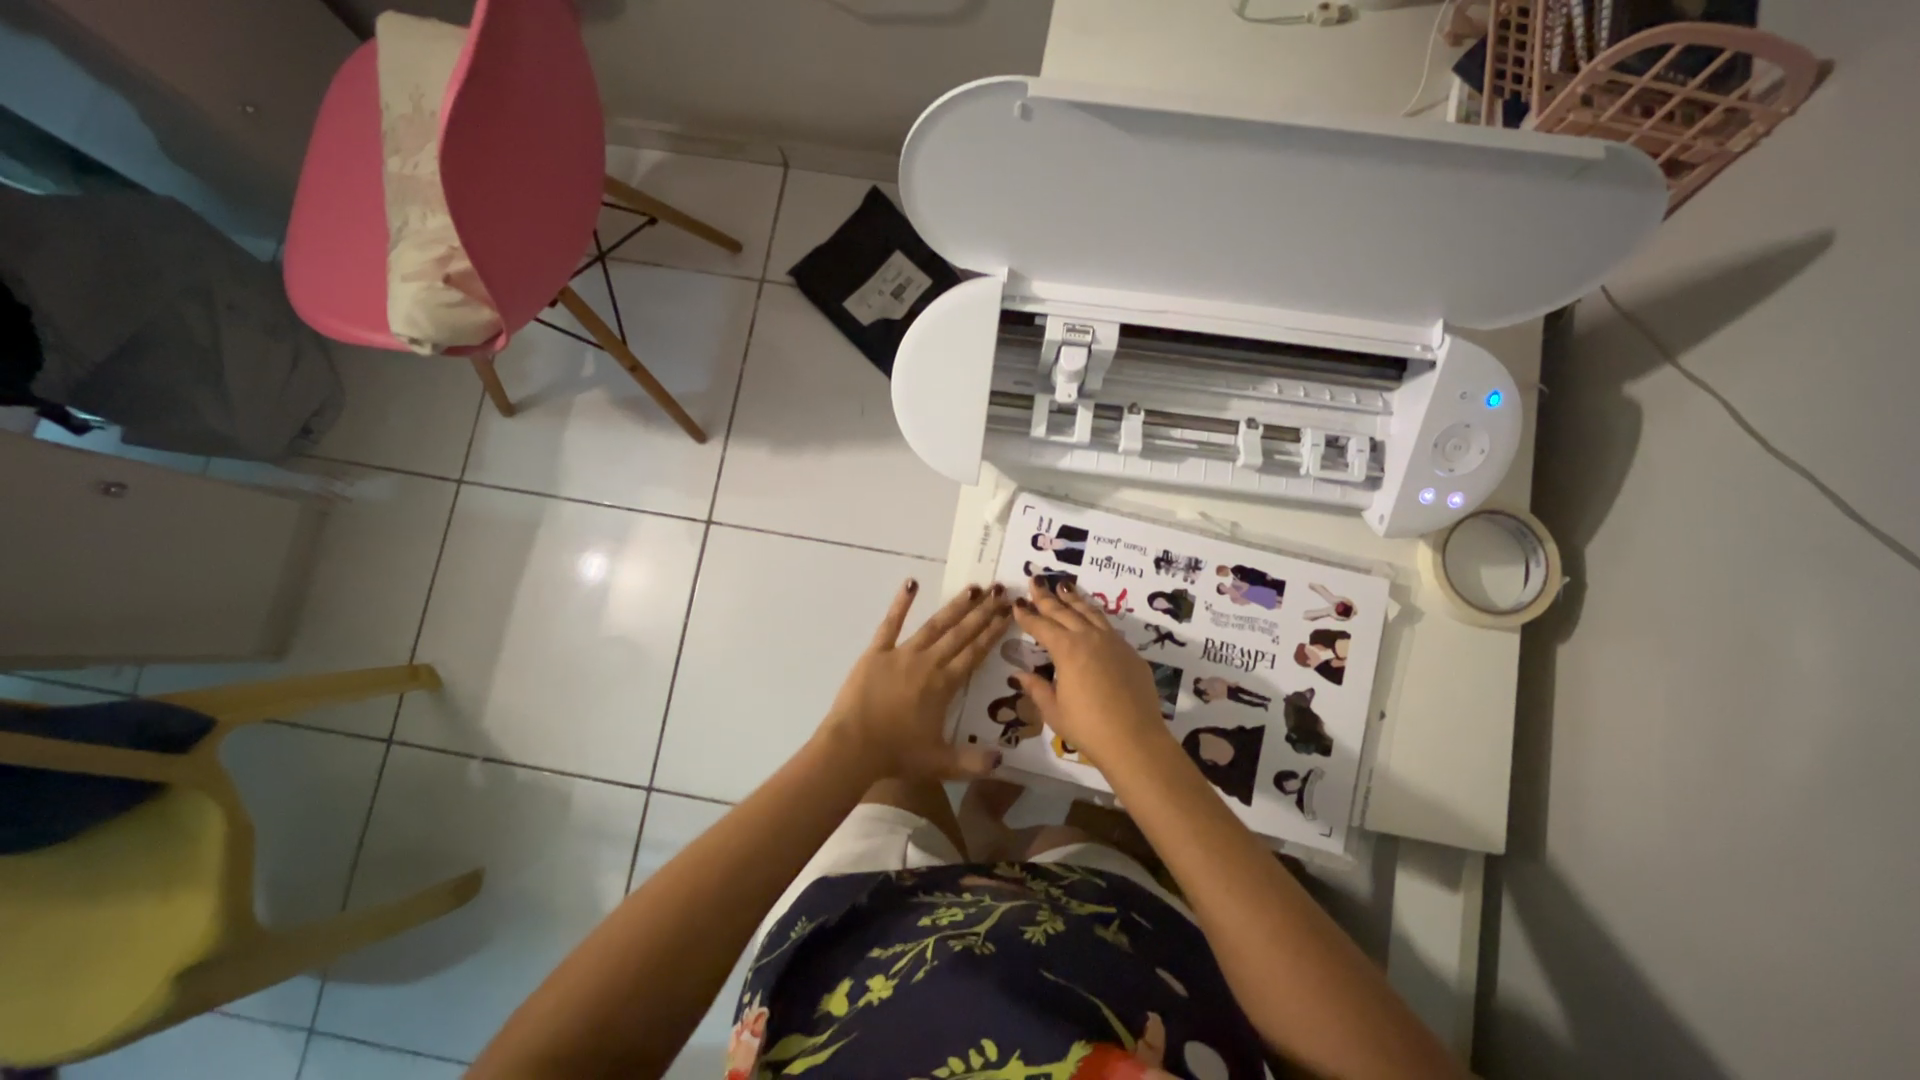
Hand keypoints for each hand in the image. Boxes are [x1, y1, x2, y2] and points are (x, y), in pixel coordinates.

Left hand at [823, 578, 1012, 781]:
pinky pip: (890, 624)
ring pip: (934, 625)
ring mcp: (901, 654)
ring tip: (973, 587)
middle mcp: (928, 663)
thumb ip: (973, 763)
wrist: (852, 748)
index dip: (993, 632)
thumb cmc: (897, 755)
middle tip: (1000, 591)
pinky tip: (911, 583)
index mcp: (945, 685)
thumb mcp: (941, 763)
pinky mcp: (875, 653)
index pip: (975, 653)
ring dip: (955, 606)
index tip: (1008, 613)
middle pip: (960, 633)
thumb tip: (1002, 763)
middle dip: (982, 612)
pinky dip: (901, 603)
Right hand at [1011, 578, 1171, 763]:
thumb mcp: (1054, 710)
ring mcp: (1115, 643)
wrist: (1135, 740)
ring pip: (1090, 613)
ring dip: (1074, 599)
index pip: (1042, 626)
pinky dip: (1095, 618)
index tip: (1017, 603)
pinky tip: (1092, 620)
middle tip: (1036, 581)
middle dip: (1047, 597)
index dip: (1027, 615)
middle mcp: (1090, 638)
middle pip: (1065, 612)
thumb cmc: (1088, 727)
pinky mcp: (1131, 654)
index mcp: (1067, 649)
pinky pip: (1109, 628)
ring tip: (1064, 587)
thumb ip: (1037, 688)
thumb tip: (1020, 675)